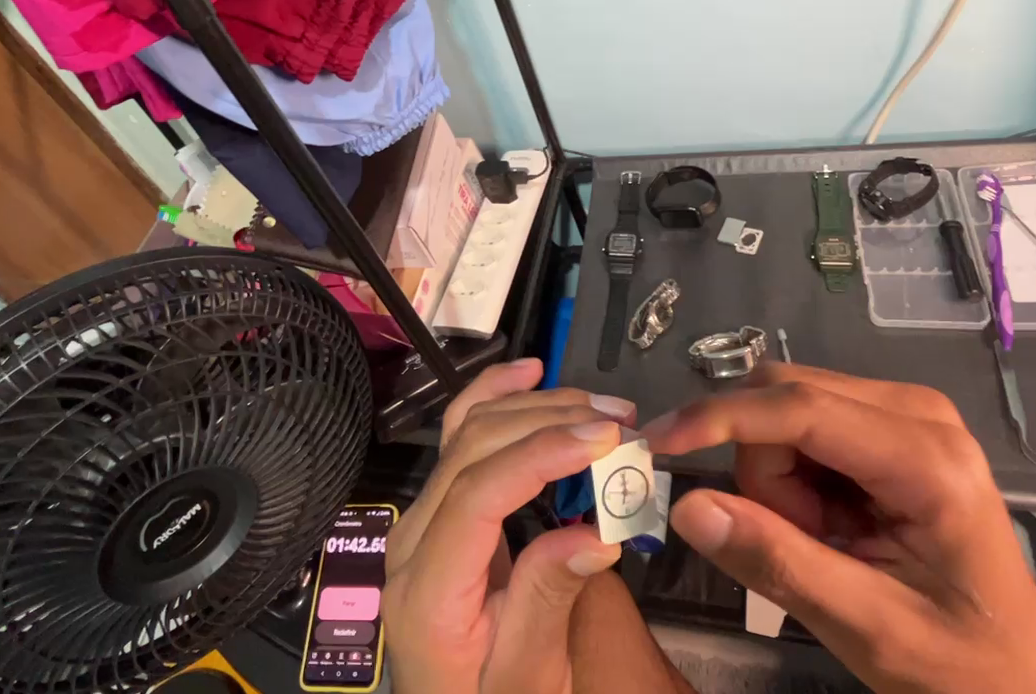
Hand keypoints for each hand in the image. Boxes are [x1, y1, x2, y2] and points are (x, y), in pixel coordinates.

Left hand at [384, 358, 637, 692]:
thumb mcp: (528, 674)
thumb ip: (550, 601)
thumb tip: (600, 535)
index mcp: (428, 585)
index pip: (477, 495)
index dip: (539, 454)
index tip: (604, 438)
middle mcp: (413, 534)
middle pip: (473, 448)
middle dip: (550, 420)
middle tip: (621, 421)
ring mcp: (421, 512)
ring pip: (469, 429)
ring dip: (536, 405)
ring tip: (601, 405)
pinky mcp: (438, 504)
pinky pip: (460, 434)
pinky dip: (494, 394)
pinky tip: (527, 371)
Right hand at [642, 364, 1035, 693]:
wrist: (1022, 677)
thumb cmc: (962, 666)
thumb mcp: (870, 630)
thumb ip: (778, 565)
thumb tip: (687, 508)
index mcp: (927, 459)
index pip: (800, 408)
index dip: (720, 417)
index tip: (657, 441)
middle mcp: (916, 412)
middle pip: (784, 399)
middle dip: (762, 469)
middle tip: (795, 539)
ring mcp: (903, 413)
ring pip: (783, 407)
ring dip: (775, 475)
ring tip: (821, 540)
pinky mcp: (887, 424)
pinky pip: (799, 424)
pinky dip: (791, 473)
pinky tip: (828, 519)